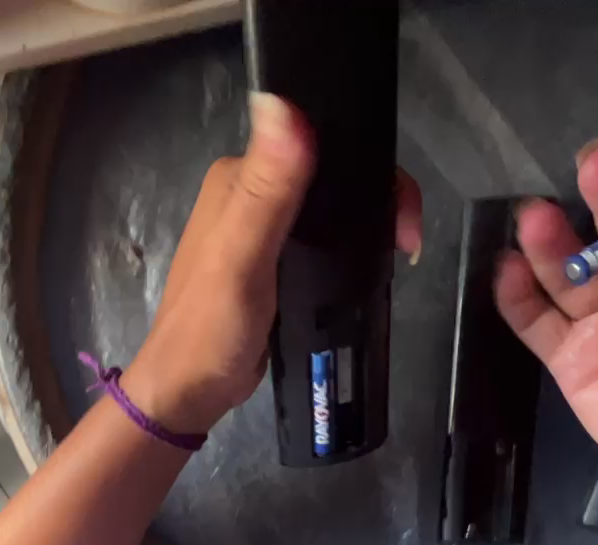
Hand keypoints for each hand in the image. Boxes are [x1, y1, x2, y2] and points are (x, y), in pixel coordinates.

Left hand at [121, 93, 425, 435]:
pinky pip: (321, 242)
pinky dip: (349, 249)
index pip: (316, 142)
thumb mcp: (240, 258)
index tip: (401, 210)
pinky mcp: (273, 266)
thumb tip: (281, 98)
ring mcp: (261, 232)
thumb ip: (265, 189)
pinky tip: (372, 265)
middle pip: (330, 175)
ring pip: (330, 209)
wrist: (190, 392)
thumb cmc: (210, 330)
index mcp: (237, 179)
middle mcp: (248, 195)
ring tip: (400, 254)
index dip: (368, 162)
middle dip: (376, 199)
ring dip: (368, 224)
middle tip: (407, 242)